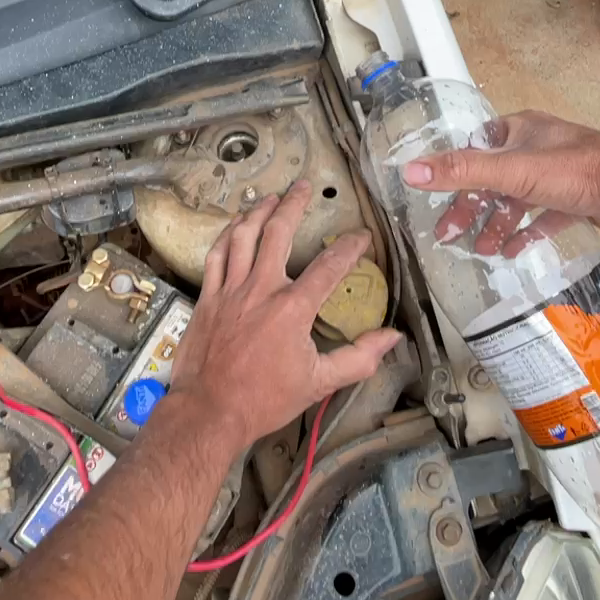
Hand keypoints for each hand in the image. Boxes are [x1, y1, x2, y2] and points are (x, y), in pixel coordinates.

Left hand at [167, 181, 404, 449]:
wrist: (208, 412)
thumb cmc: (263, 400)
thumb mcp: (318, 383)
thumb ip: (358, 357)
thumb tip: (391, 338)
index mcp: (292, 308)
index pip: (329, 266)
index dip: (350, 247)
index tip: (362, 236)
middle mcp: (261, 289)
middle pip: (279, 232)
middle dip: (294, 204)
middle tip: (303, 187)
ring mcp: (230, 289)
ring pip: (244, 236)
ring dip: (259, 211)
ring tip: (270, 197)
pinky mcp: (208, 296)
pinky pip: (216, 254)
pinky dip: (227, 235)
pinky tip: (235, 225)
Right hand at [400, 111, 599, 255]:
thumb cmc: (574, 171)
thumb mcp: (511, 171)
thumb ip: (461, 172)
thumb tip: (408, 171)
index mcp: (519, 130)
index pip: (475, 150)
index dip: (454, 177)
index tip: (436, 204)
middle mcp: (537, 146)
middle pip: (493, 178)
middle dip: (473, 208)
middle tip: (452, 237)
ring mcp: (559, 172)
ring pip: (517, 198)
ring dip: (498, 223)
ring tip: (485, 251)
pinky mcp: (578, 197)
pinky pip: (543, 214)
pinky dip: (527, 230)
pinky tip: (515, 250)